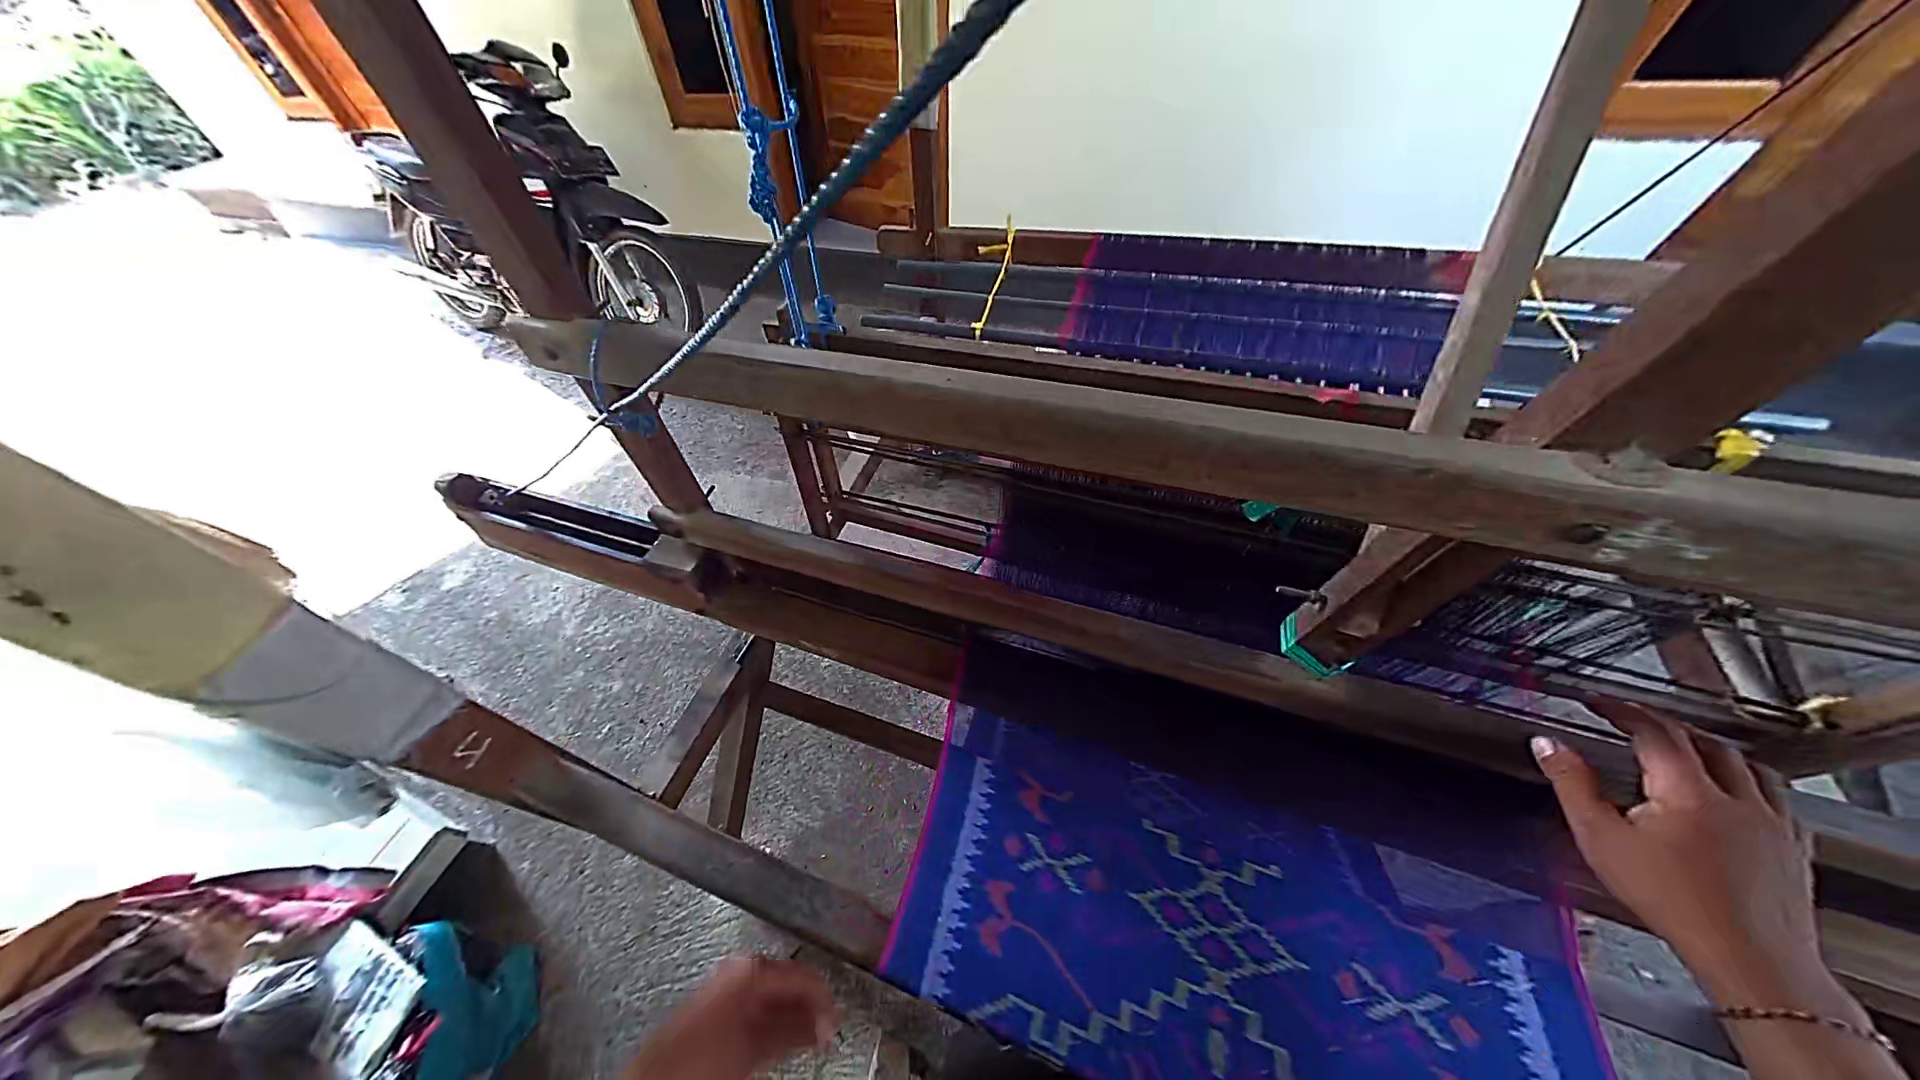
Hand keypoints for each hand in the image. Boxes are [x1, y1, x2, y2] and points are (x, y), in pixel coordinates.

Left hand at [623, 956, 838, 1079]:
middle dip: (809, 1004)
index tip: (836, 1013)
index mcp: (748, 968)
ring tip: (815, 1035)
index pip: (799, 973)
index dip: (822, 994)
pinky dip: (777, 1023)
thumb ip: (791, 1027)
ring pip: (774, 998)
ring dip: (796, 1016)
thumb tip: (821, 1022)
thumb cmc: (698, 1056)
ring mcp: (728, 991)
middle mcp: (739, 972)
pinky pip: (759, 1011)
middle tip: (829, 1026)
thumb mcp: (753, 1042)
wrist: (657, 1079)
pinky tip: (788, 1039)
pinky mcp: (719, 1013)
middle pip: (787, 982)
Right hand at [1531, 703, 1854, 1019]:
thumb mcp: (1598, 836)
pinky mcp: (1792, 849)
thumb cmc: (1672, 900)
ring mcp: (1773, 825)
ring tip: (1684, 746)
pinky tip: (1736, 792)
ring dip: (1709, 747)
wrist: (1748, 957)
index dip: (1622, 710)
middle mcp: (1739, 800)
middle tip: (1633, 719)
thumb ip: (1570, 783)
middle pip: (1704, 742)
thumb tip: (1547, 744)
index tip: (1598, 702)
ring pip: (1748, 766)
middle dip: (1663, 724)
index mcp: (1688, 792)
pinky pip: (1777, 799)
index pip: (1654, 731)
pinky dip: (1748, 781)